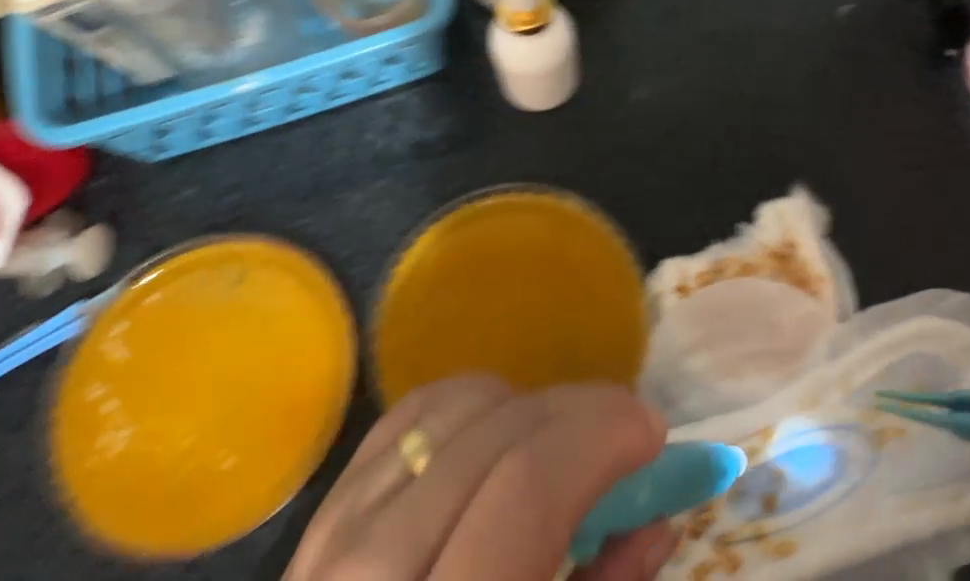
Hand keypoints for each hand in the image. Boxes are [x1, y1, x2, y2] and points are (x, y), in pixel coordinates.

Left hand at [283, 377, 675, 580]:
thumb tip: (653, 520)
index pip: (527, 485)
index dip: (599, 437)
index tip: (651, 430)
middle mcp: (372, 575)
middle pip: (492, 439)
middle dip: (578, 411)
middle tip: (628, 422)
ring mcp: (329, 545)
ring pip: (445, 416)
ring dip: (526, 405)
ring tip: (566, 437)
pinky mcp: (316, 526)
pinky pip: (401, 423)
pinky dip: (464, 407)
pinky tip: (500, 426)